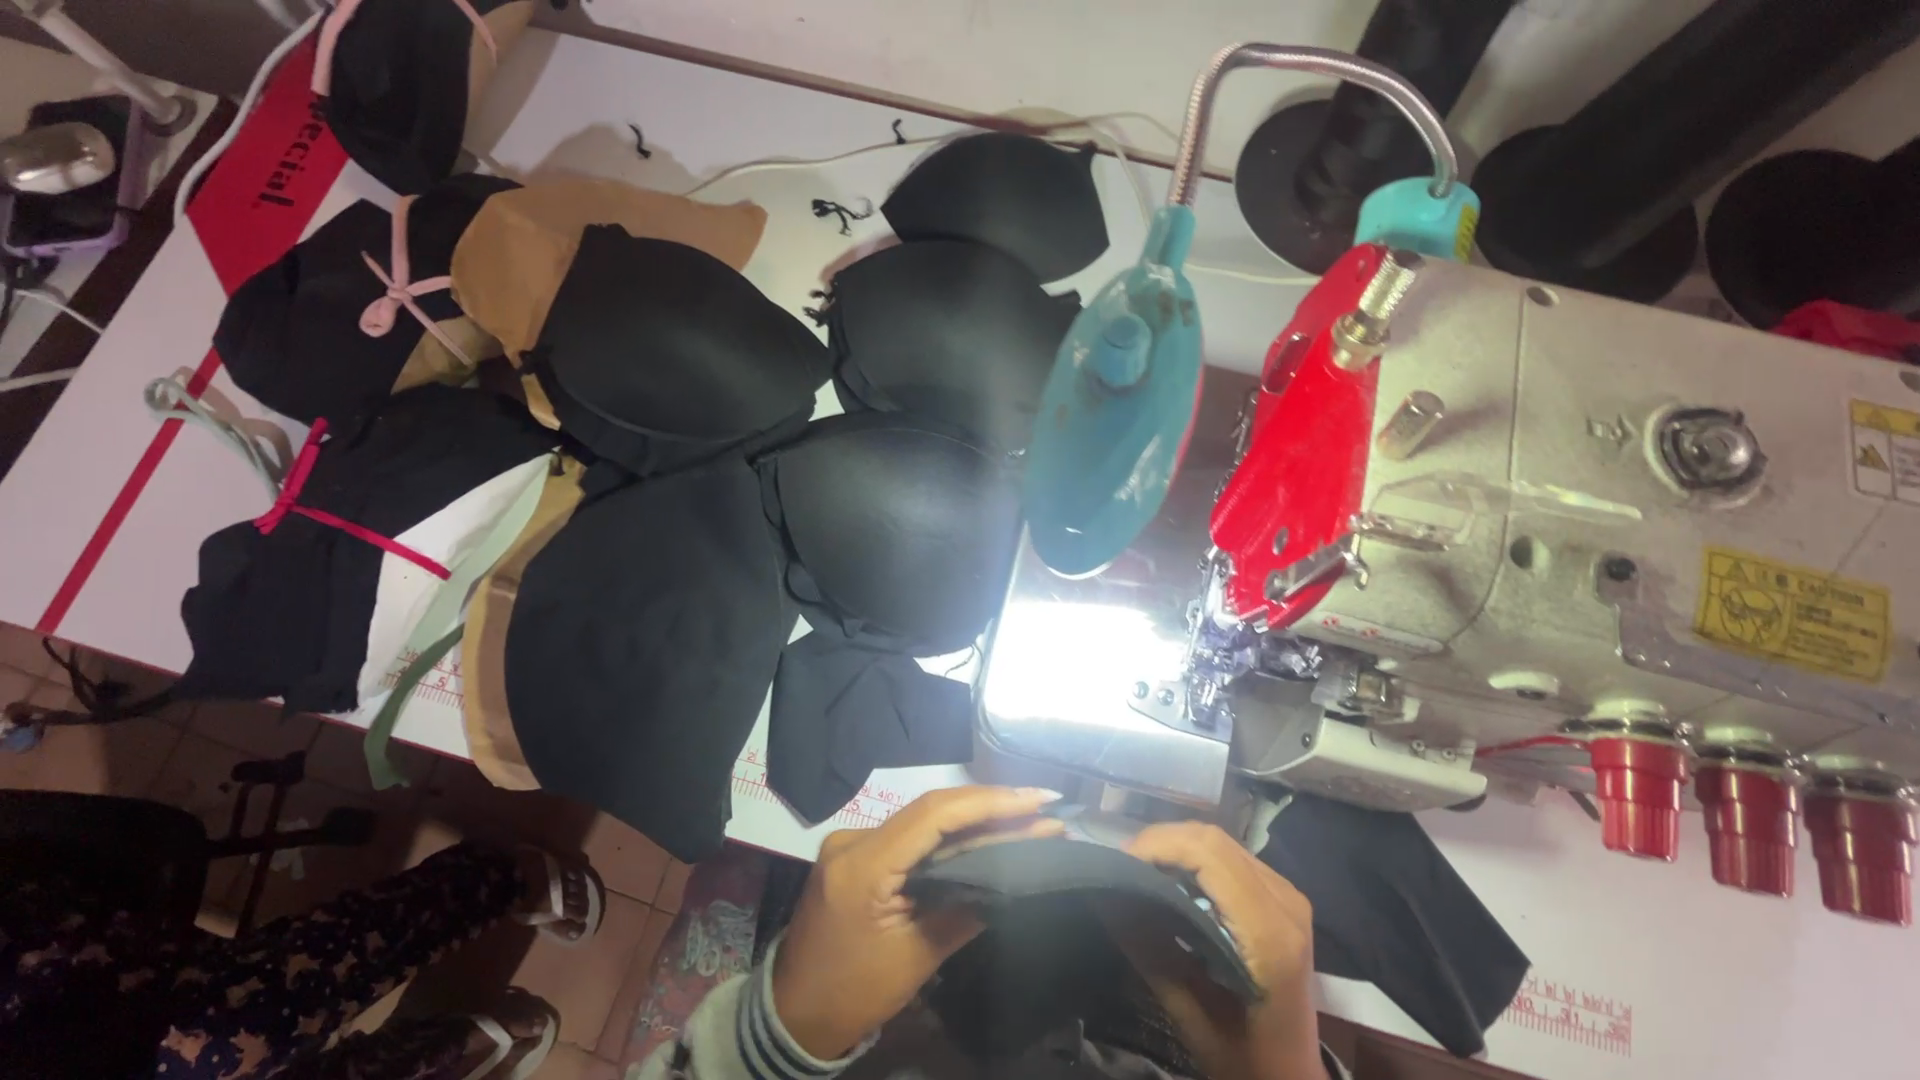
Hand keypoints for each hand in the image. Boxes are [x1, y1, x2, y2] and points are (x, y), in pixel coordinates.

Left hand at [771, 786, 1065, 1057]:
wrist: (794, 1014)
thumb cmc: (856, 993)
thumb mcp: (918, 956)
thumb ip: (966, 908)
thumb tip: (1017, 874)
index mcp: (863, 864)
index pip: (935, 815)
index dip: (990, 802)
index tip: (1038, 800)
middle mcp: (853, 839)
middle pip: (931, 810)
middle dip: (991, 805)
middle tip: (1045, 804)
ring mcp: (851, 843)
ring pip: (923, 819)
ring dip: (974, 817)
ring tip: (1028, 814)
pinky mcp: (856, 854)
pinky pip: (910, 835)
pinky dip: (950, 834)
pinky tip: (985, 831)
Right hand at [1110, 822, 1324, 1079]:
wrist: (1293, 1078)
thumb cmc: (1245, 1056)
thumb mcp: (1190, 1014)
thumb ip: (1149, 951)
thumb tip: (1104, 898)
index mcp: (1267, 932)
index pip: (1208, 853)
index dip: (1158, 846)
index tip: (1120, 866)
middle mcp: (1285, 901)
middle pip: (1213, 839)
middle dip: (1161, 844)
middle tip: (1124, 869)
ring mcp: (1288, 896)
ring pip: (1220, 842)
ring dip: (1175, 849)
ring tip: (1141, 874)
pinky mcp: (1282, 898)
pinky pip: (1231, 858)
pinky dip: (1194, 860)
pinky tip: (1172, 883)